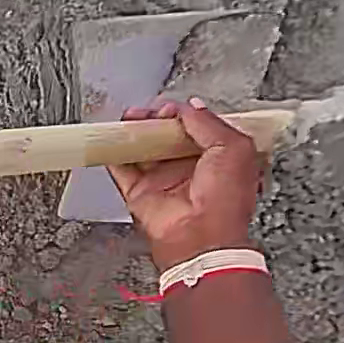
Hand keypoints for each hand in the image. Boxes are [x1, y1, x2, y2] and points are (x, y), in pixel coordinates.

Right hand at [107, 98, 262, 270]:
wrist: (200, 236)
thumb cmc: (226, 200)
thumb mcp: (233, 146)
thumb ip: (208, 122)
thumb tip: (188, 107)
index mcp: (218, 158)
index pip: (196, 128)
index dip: (183, 114)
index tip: (171, 108)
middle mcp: (189, 169)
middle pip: (165, 137)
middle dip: (154, 121)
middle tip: (146, 113)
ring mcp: (162, 182)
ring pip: (143, 150)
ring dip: (134, 133)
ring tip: (127, 120)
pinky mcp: (139, 194)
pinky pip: (122, 170)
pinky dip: (113, 155)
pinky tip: (110, 140)